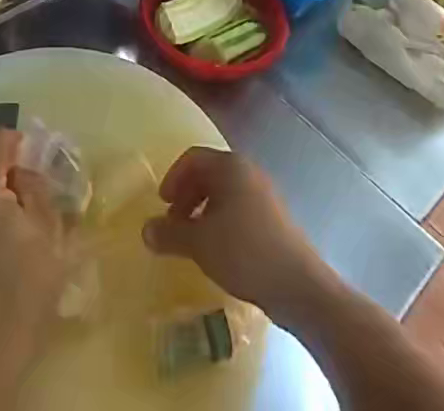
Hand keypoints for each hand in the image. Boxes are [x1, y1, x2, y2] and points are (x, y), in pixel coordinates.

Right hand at [141, 147, 338, 323]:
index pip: (193, 158)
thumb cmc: (244, 251)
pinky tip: (216, 250)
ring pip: (224, 193)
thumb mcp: (199, 243)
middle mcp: (249, 173)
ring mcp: (264, 195)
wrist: (298, 285)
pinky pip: (239, 209)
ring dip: (202, 211)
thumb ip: (169, 233)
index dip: (173, 178)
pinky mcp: (273, 219)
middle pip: (209, 173)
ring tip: (192, 240)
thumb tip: (145, 229)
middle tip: (173, 223)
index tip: (163, 204)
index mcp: (231, 167)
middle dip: (186, 195)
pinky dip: (220, 221)